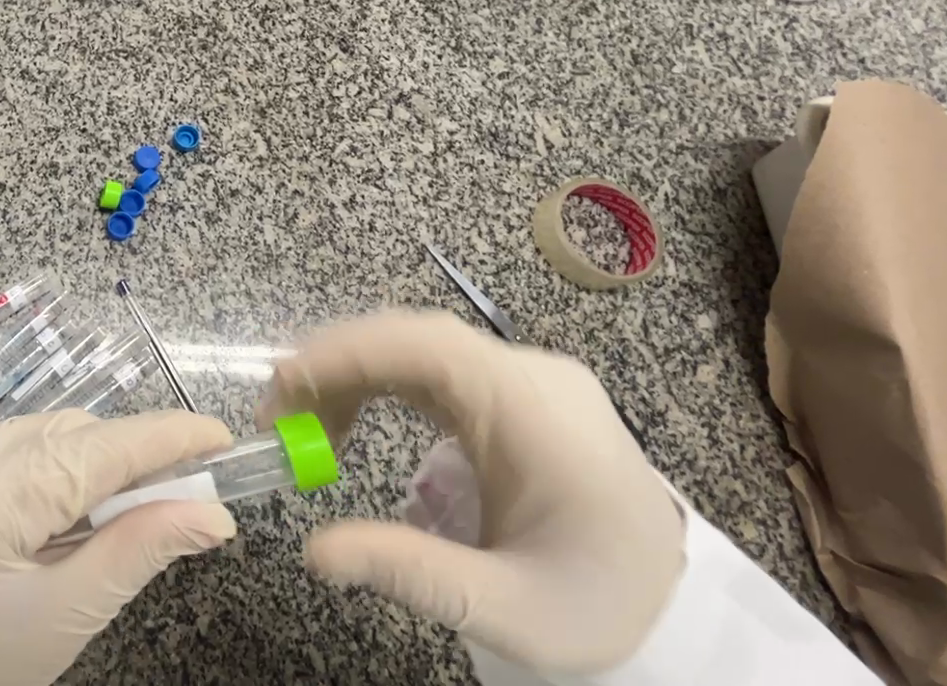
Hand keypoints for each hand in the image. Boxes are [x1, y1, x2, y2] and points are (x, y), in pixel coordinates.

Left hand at [0, 409, 236, 685]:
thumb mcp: (57, 623)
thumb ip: (135, 553)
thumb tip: (211, 514)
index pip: (91, 451)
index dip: (162, 437)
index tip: (218, 434)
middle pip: (66, 435)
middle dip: (126, 458)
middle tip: (179, 491)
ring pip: (38, 433)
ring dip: (85, 463)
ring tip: (108, 515)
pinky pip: (6, 442)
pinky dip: (44, 465)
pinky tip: (53, 509)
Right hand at [259, 311, 684, 674]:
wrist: (670, 599)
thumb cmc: (596, 602)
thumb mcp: (508, 609)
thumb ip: (410, 572)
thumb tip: (314, 551)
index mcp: (536, 411)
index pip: (429, 347)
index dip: (348, 349)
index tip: (284, 378)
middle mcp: (528, 375)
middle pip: (412, 337)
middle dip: (334, 362)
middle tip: (277, 411)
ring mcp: (519, 377)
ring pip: (414, 347)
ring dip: (349, 373)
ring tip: (303, 422)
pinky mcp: (506, 390)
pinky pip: (428, 367)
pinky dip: (375, 383)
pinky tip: (348, 417)